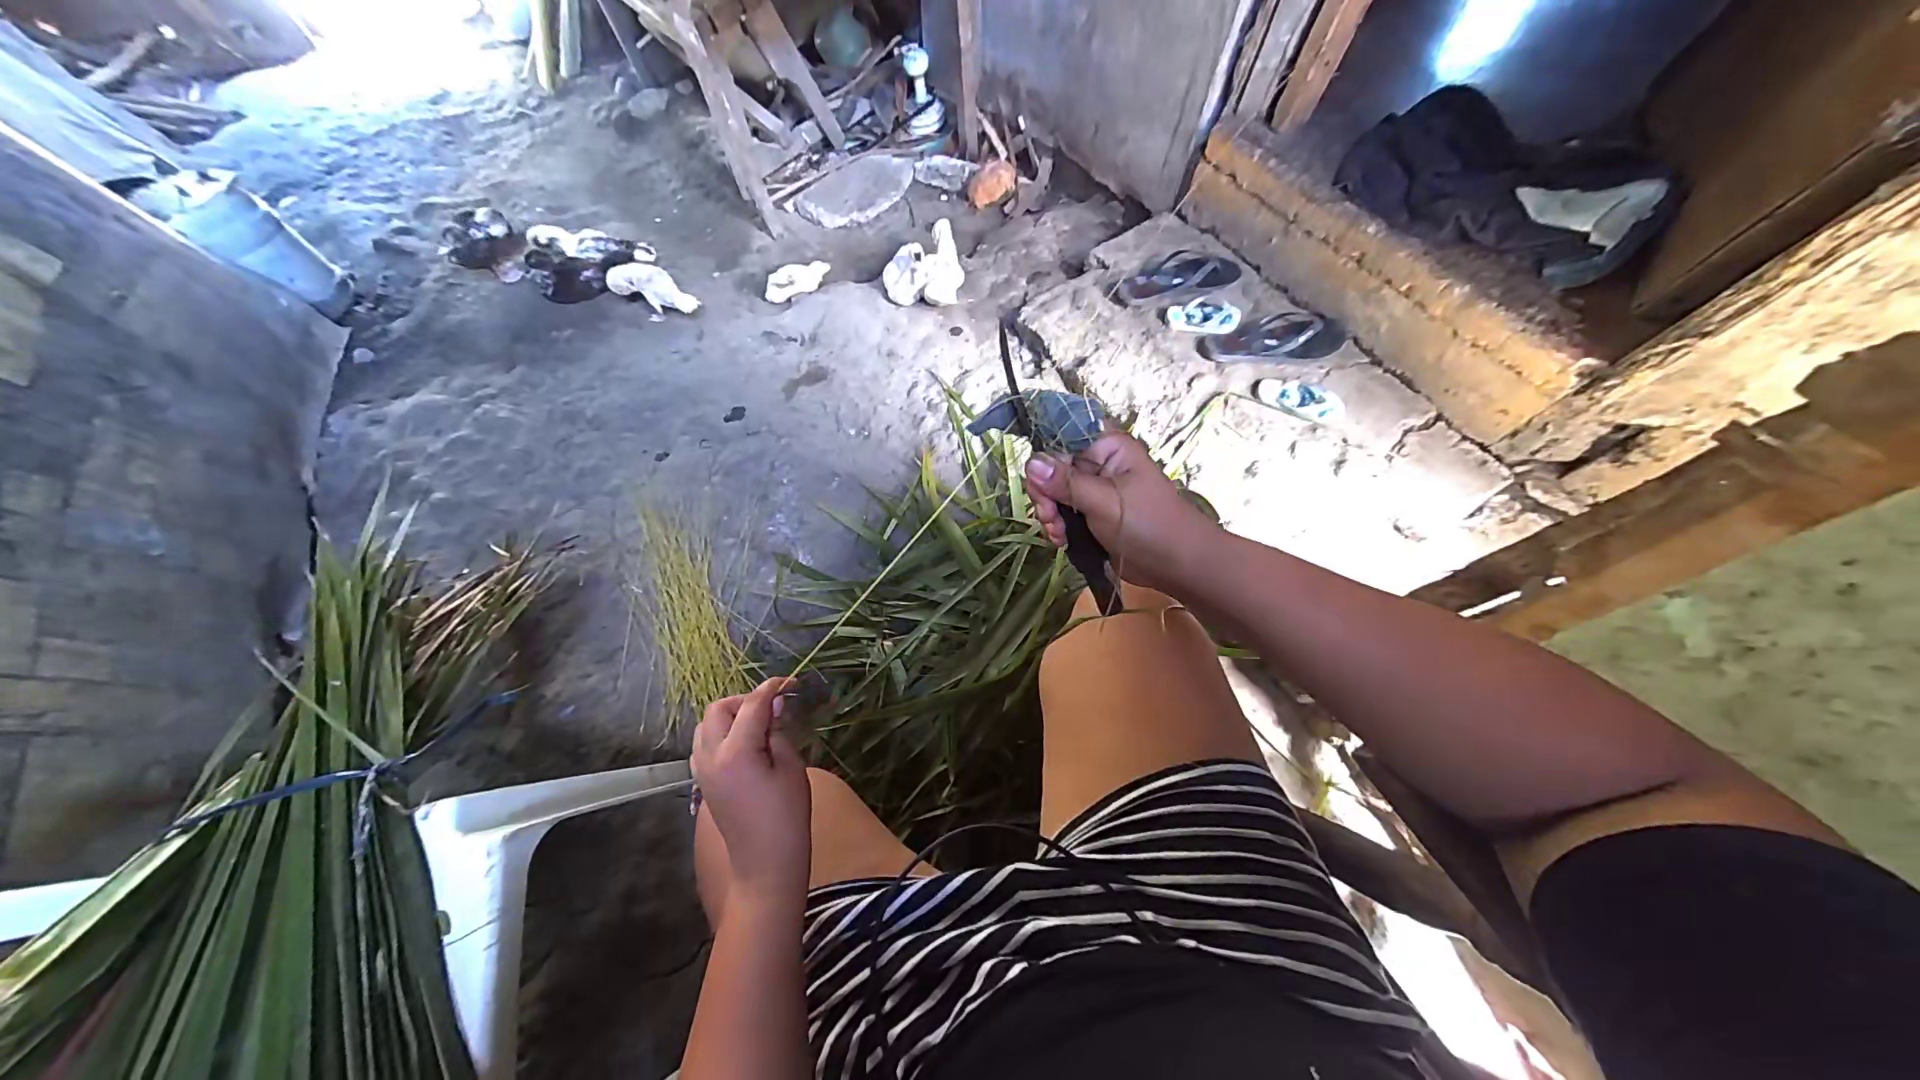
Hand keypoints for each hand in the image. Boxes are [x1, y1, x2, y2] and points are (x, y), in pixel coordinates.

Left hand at [692, 677, 810, 905]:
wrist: (765, 863)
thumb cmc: (787, 815)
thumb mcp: (791, 766)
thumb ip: (778, 731)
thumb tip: (774, 707)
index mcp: (736, 751)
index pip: (752, 704)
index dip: (773, 688)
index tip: (792, 684)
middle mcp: (711, 756)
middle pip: (719, 709)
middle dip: (745, 700)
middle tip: (773, 707)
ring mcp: (702, 770)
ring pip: (706, 725)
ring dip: (730, 715)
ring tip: (758, 724)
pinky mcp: (702, 782)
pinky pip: (704, 744)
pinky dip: (721, 734)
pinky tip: (743, 743)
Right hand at [1023, 432, 1219, 595]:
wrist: (1178, 564)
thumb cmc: (1148, 524)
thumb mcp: (1103, 501)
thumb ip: (1065, 482)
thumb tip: (1030, 462)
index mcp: (1107, 447)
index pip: (1060, 441)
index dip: (1045, 463)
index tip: (1041, 489)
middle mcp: (1099, 464)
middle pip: (1052, 470)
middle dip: (1045, 496)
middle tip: (1050, 517)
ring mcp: (1094, 491)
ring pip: (1054, 494)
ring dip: (1050, 515)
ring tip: (1058, 534)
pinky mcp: (1092, 515)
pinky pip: (1063, 514)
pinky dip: (1058, 527)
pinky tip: (1061, 541)